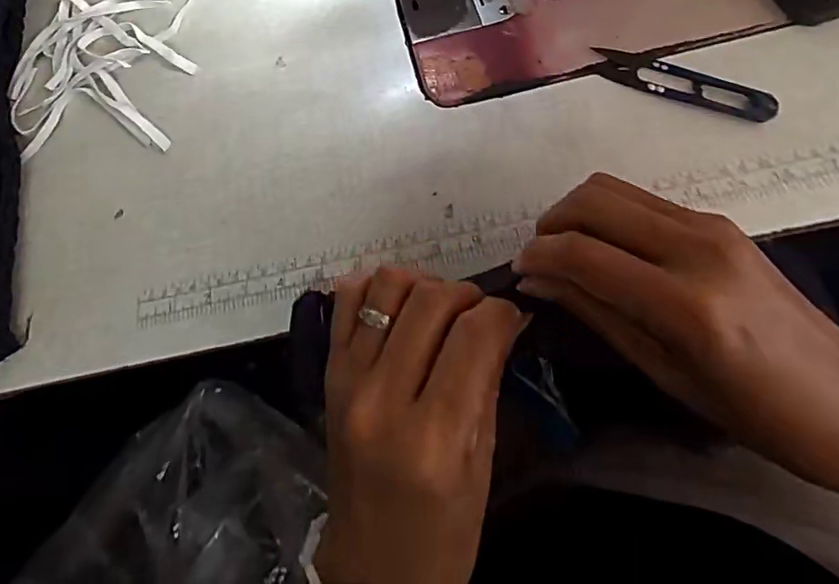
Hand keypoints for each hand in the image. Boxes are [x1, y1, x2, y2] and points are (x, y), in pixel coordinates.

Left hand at [313, 267, 526, 583]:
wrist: (371, 567)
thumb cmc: (442, 532)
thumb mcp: (482, 464)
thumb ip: (488, 380)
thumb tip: (508, 317)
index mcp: (433, 437)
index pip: (473, 336)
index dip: (500, 312)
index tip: (511, 315)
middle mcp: (383, 399)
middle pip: (430, 301)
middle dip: (467, 294)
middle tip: (479, 313)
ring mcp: (348, 381)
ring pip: (386, 286)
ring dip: (422, 284)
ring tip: (438, 310)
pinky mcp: (327, 372)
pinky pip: (345, 299)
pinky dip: (375, 289)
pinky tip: (398, 308)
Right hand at [511, 172, 838, 503]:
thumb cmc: (761, 417)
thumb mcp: (669, 376)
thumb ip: (599, 315)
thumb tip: (538, 280)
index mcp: (688, 304)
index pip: (586, 254)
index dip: (540, 257)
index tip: (518, 271)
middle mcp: (698, 247)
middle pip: (594, 200)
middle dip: (552, 222)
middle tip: (539, 259)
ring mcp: (713, 226)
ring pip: (615, 188)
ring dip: (578, 212)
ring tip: (568, 252)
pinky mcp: (721, 221)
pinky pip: (645, 201)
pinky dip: (611, 215)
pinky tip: (610, 250)